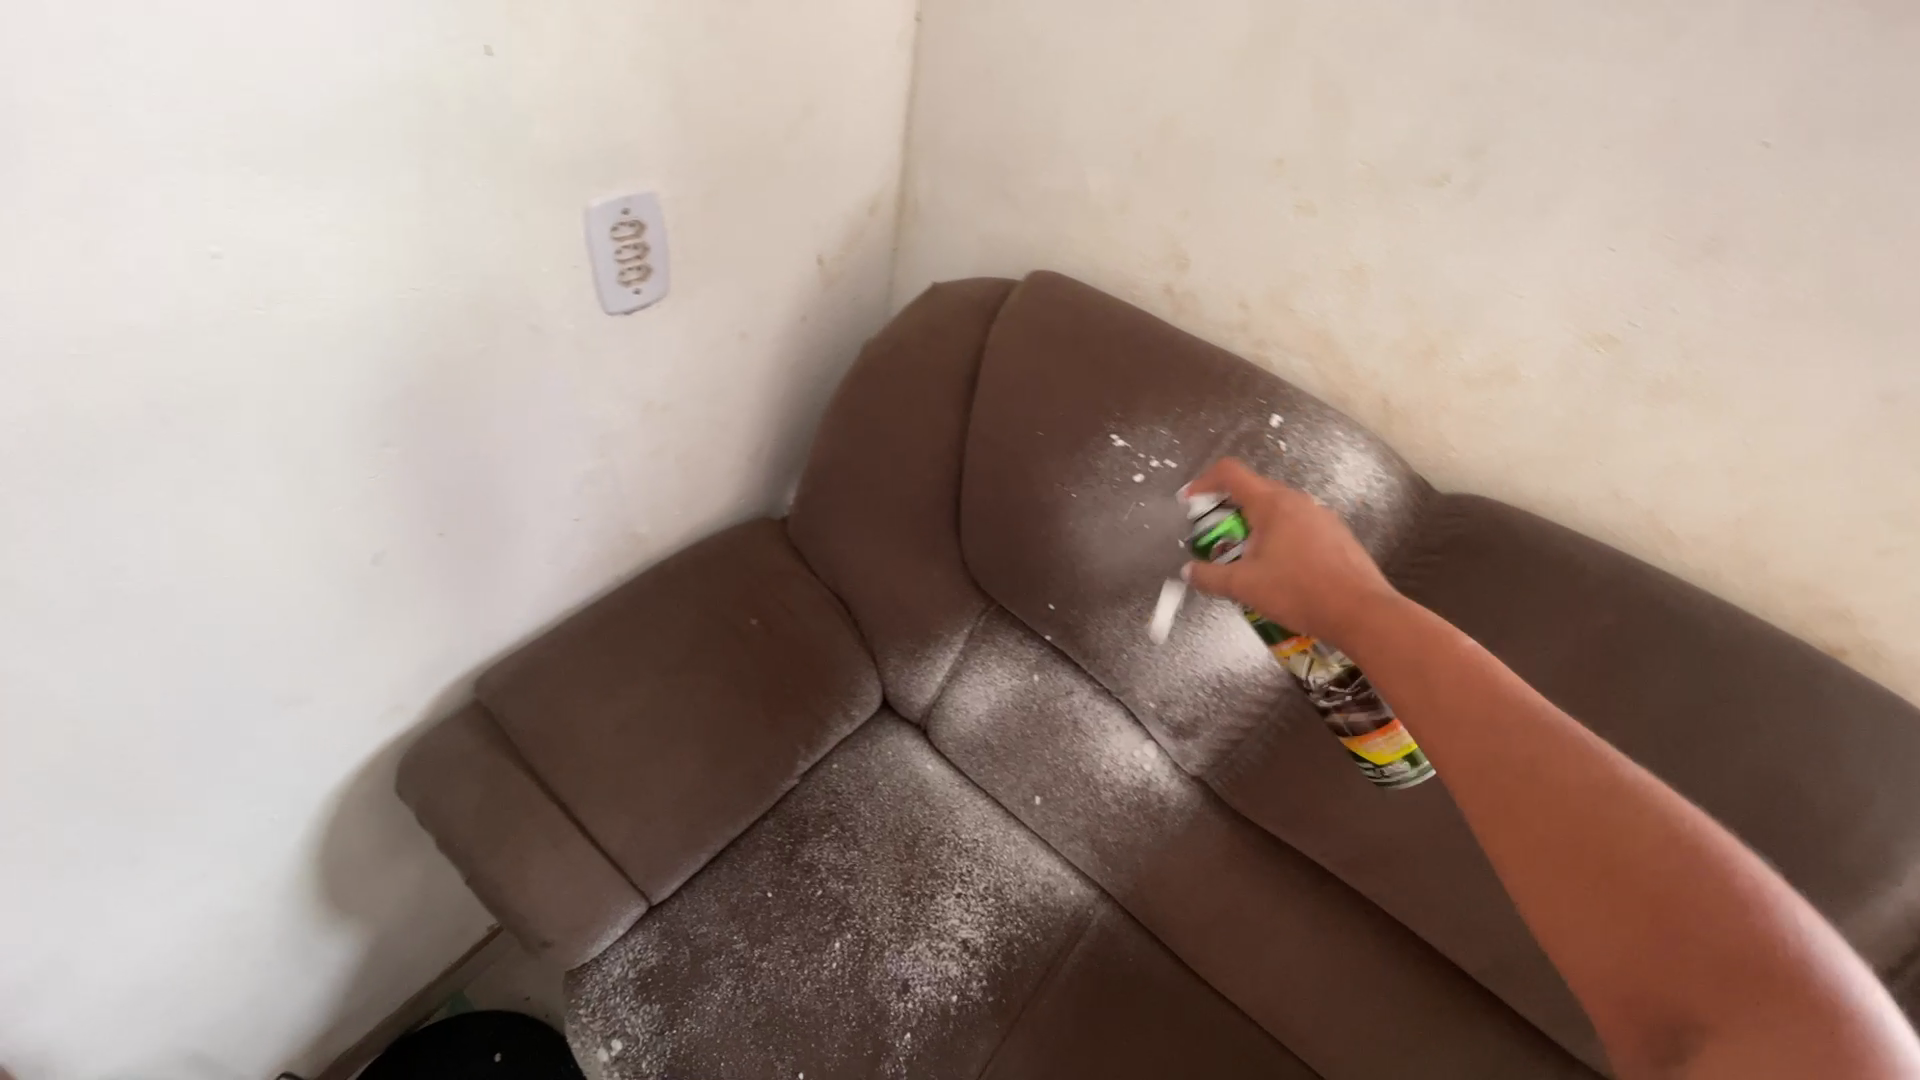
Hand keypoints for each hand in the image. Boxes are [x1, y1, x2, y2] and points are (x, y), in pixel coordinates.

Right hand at [1180, 458, 1401, 643]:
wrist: (1362, 613)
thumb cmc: (1298, 592)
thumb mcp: (1244, 586)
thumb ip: (1209, 577)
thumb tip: (1187, 572)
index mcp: (1272, 504)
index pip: (1230, 473)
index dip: (1203, 482)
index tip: (1188, 503)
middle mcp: (1297, 501)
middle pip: (1252, 490)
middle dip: (1225, 509)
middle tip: (1212, 537)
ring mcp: (1321, 516)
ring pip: (1276, 509)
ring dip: (1252, 525)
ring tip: (1242, 556)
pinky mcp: (1336, 534)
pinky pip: (1296, 524)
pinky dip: (1276, 536)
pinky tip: (1277, 568)